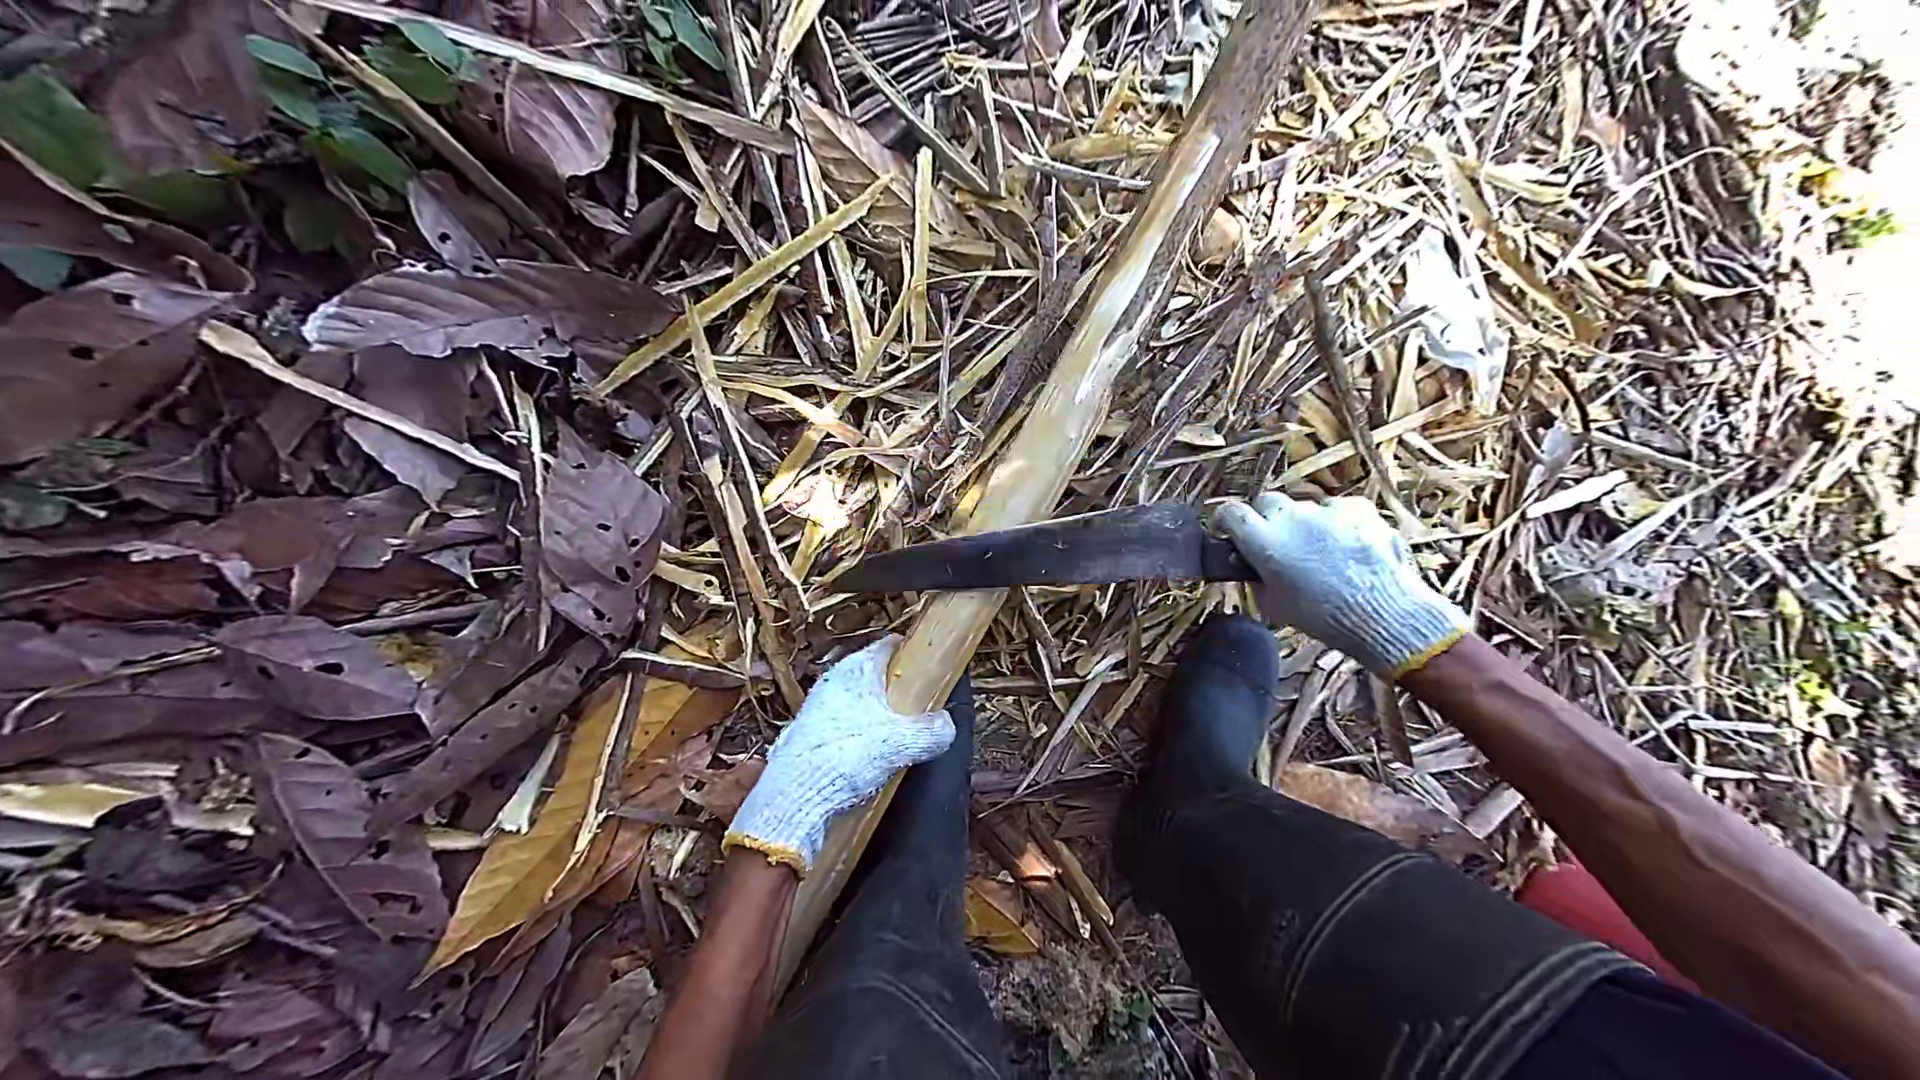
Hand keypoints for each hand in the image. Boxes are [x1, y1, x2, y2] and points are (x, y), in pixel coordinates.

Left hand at [724, 635, 953, 872]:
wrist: (794, 797)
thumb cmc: (848, 756)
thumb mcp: (903, 742)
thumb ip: (932, 730)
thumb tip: (947, 725)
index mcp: (856, 668)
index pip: (889, 645)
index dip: (911, 652)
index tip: (928, 665)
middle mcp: (833, 680)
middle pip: (873, 673)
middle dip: (895, 687)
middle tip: (918, 705)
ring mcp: (816, 706)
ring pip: (857, 699)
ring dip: (876, 713)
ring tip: (896, 736)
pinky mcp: (807, 733)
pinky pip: (842, 723)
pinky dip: (857, 733)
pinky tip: (866, 758)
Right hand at [1214, 494, 1468, 678]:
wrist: (1386, 615)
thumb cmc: (1323, 617)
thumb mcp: (1273, 604)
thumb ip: (1256, 577)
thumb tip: (1253, 566)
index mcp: (1263, 541)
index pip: (1231, 512)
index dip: (1225, 520)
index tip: (1228, 530)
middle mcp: (1291, 517)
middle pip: (1266, 502)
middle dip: (1265, 517)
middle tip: (1275, 542)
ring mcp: (1326, 510)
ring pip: (1304, 507)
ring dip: (1303, 523)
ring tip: (1319, 551)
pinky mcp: (1357, 508)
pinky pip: (1337, 509)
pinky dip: (1336, 523)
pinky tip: (1346, 546)